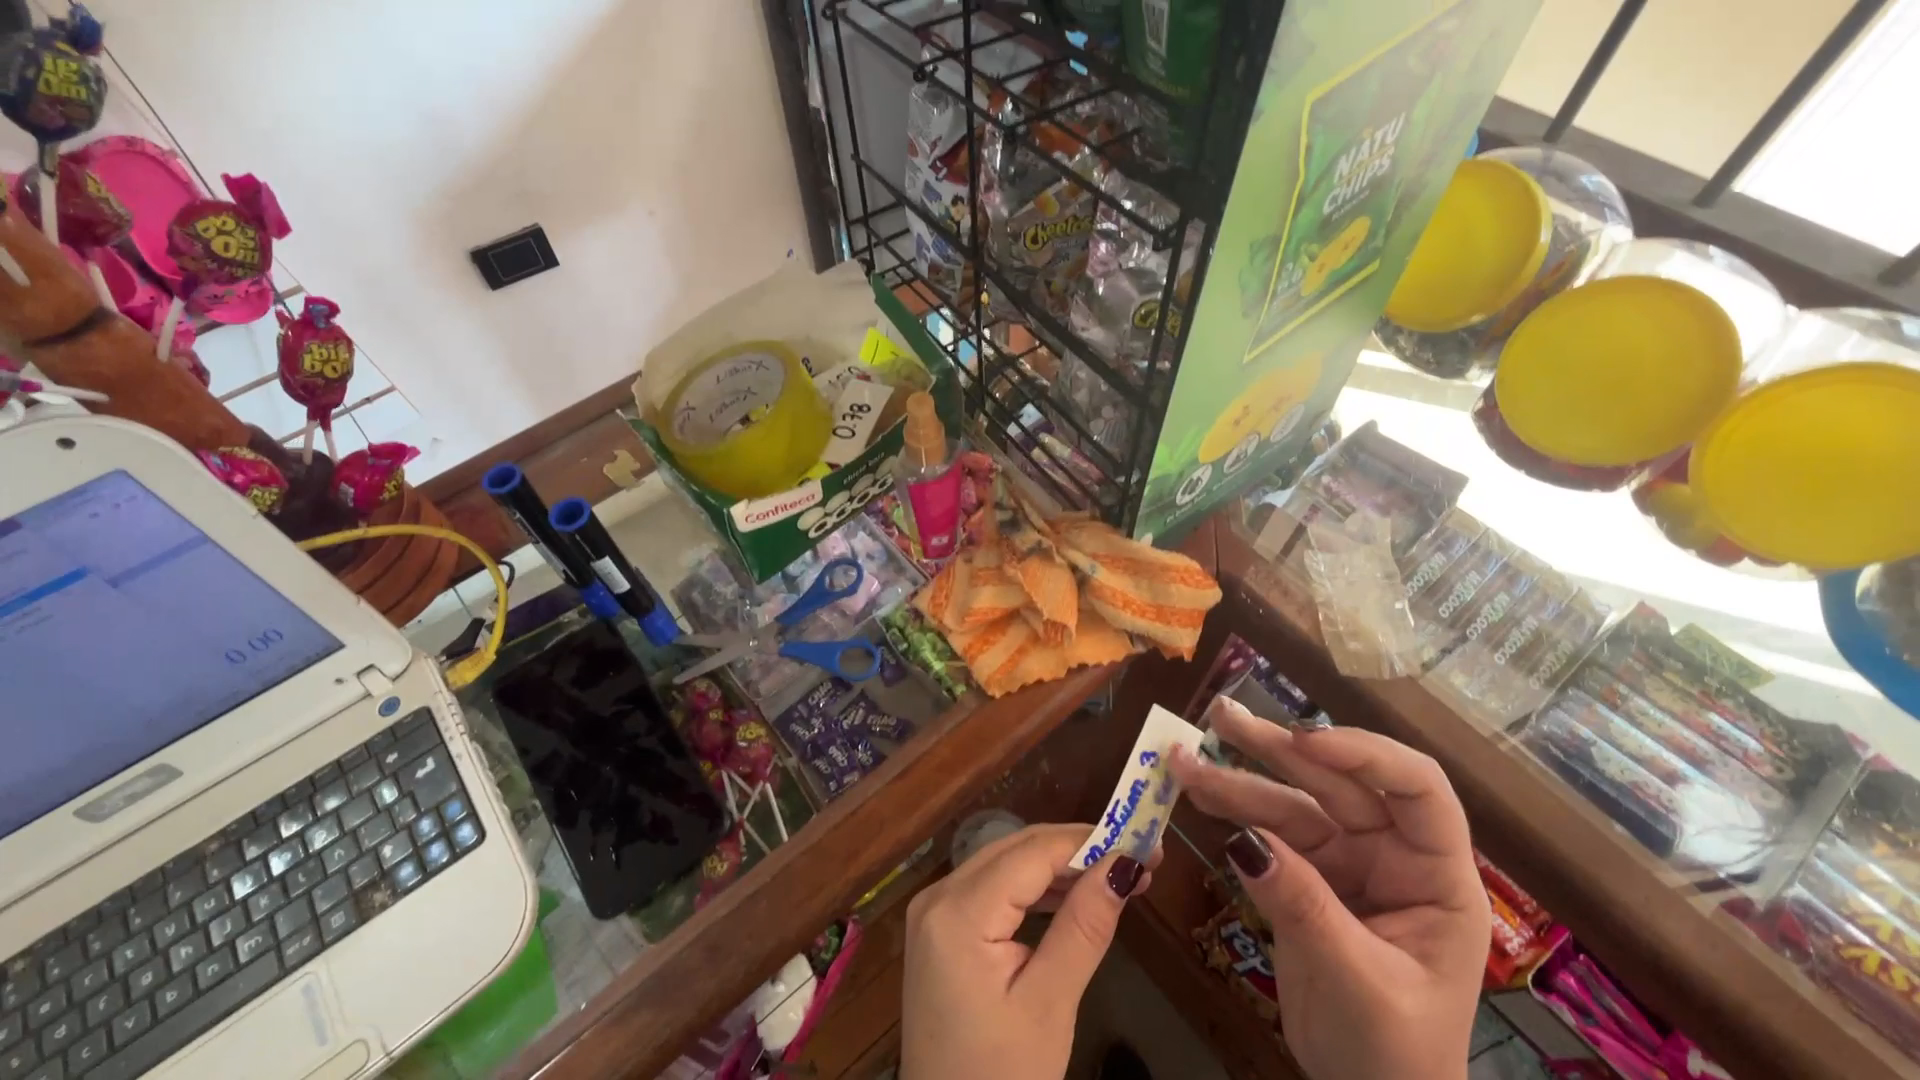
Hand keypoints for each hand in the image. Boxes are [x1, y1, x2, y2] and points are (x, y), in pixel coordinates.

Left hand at [902, 824, 1160, 1079]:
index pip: (1031, 853)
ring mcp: (934, 911)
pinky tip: (1073, 893)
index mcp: (957, 913)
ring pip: (1005, 863)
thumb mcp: (1049, 1004)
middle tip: (1141, 856)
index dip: (1090, 841)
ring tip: (1119, 873)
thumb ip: (1084, 927)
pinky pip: (993, 888)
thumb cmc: (1001, 1074)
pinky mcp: (941, 928)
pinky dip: (1034, 887)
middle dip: (1079, 848)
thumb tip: (1123, 864)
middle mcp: (938, 897)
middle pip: (1016, 850)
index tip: (1146, 842)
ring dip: (1060, 865)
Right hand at [1168, 699, 1487, 1079]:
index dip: (1364, 754)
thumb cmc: (1394, 1053)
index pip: (1417, 790)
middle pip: (1337, 784)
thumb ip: (1304, 908)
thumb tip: (1245, 843)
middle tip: (1220, 720)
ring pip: (1292, 805)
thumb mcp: (1358, 982)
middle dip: (1278, 751)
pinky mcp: (1306, 879)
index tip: (1302, 742)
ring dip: (1239, 780)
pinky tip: (1197, 794)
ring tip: (1183, 759)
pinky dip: (1232, 815)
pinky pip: (1267, 836)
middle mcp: (1392, 855)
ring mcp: (1345, 864)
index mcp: (1436, 876)